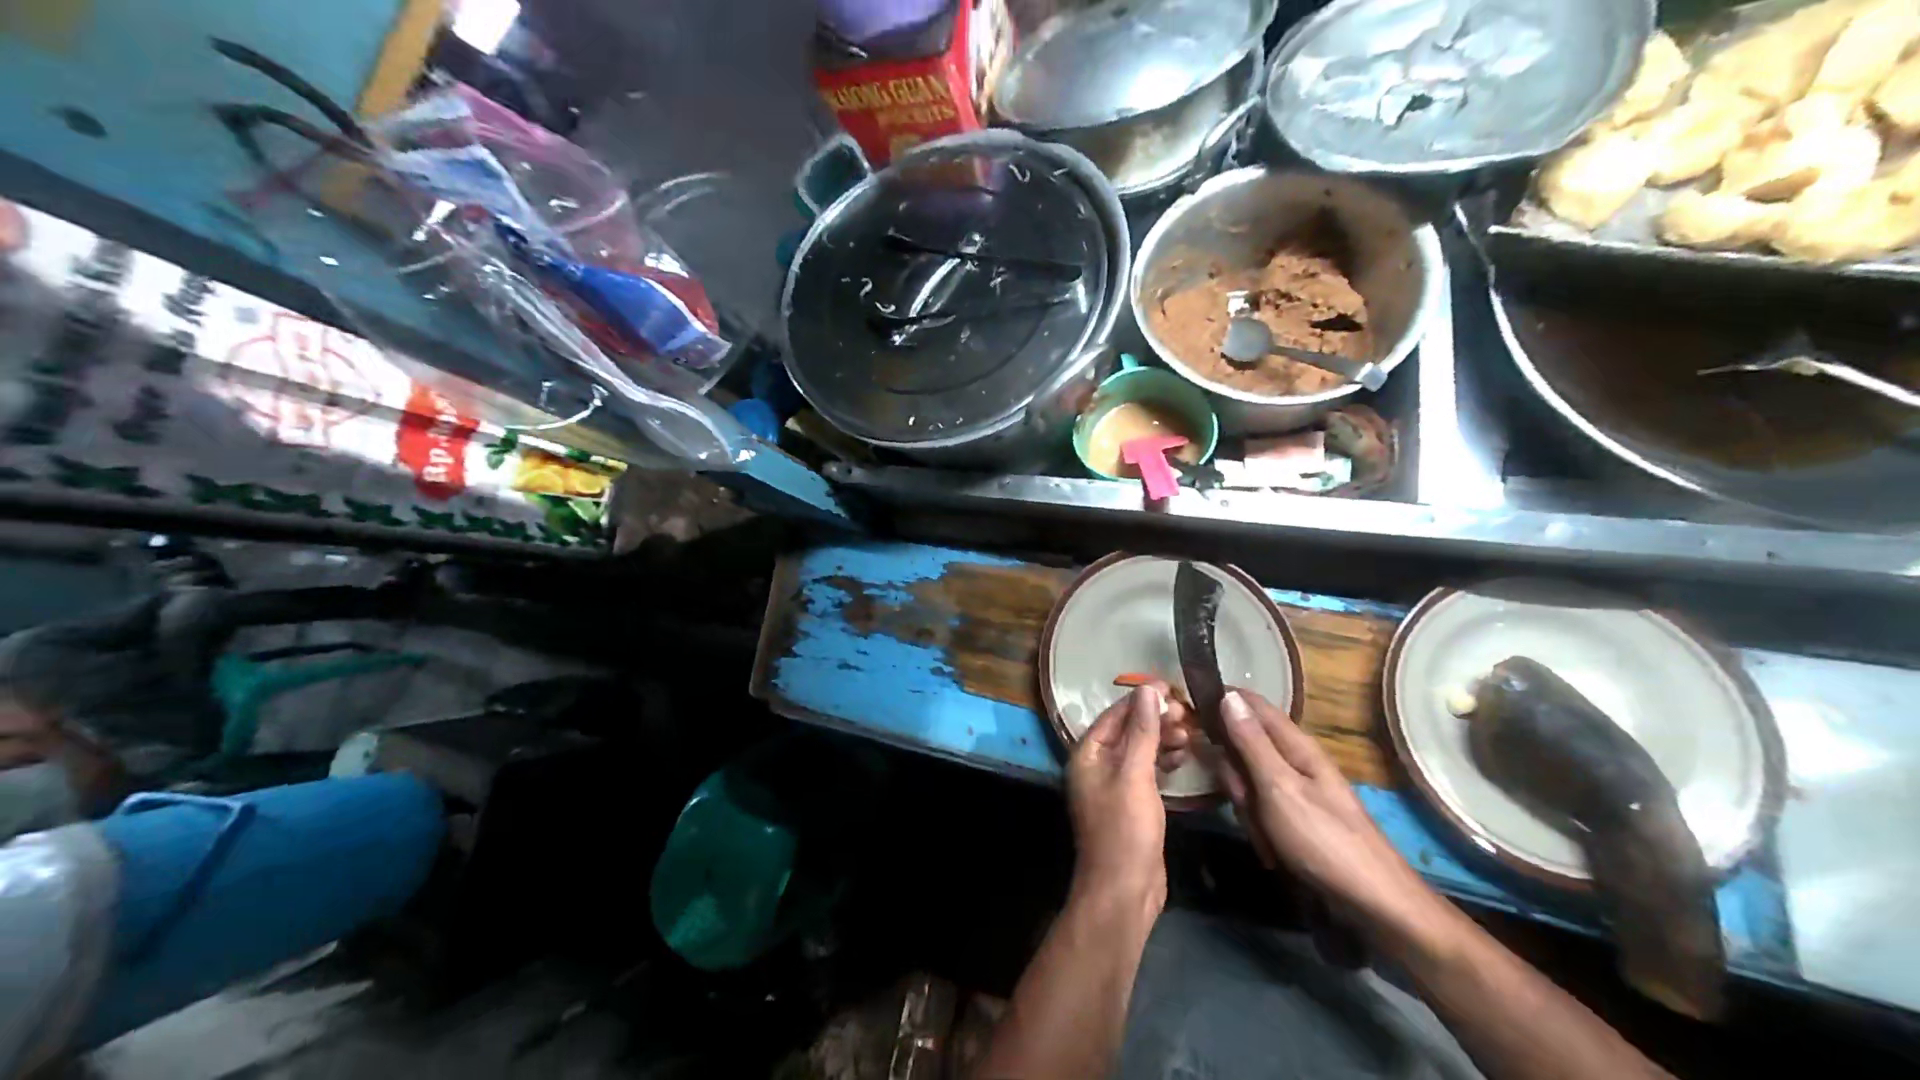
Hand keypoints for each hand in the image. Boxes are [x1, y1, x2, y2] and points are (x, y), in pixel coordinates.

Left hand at [1066, 685, 1168, 915]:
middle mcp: (1096, 766)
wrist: (1125, 888)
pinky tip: (1183, 755)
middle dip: (1154, 719)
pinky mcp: (1131, 803)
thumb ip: (1142, 731)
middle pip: (1127, 731)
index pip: (1114, 715)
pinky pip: (1146, 771)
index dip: (1141, 699)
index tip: (1171, 687)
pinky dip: (1163, 760)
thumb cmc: (1125, 828)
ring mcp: (1113, 785)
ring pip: (1138, 750)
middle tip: (1187, 713)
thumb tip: (1147, 690)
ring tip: (1190, 732)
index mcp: (1087, 755)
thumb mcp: (1135, 774)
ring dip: (1161, 738)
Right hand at [1215, 689, 1444, 941]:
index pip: (1251, 705)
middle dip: (1232, 773)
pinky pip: (1261, 808)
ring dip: (1246, 806)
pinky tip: (1269, 848)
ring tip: (1262, 831)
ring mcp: (1296, 790)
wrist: (1374, 902)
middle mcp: (1295, 760)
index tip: (1189, 717)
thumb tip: (1228, 696)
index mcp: (1295, 745)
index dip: (1220, 703)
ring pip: (1248, 781)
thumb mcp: (1278, 787)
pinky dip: (1259, 826)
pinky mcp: (1296, 817)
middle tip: (1243, 800)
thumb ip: (1251, 742)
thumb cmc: (1324, 840)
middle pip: (1243, 747)